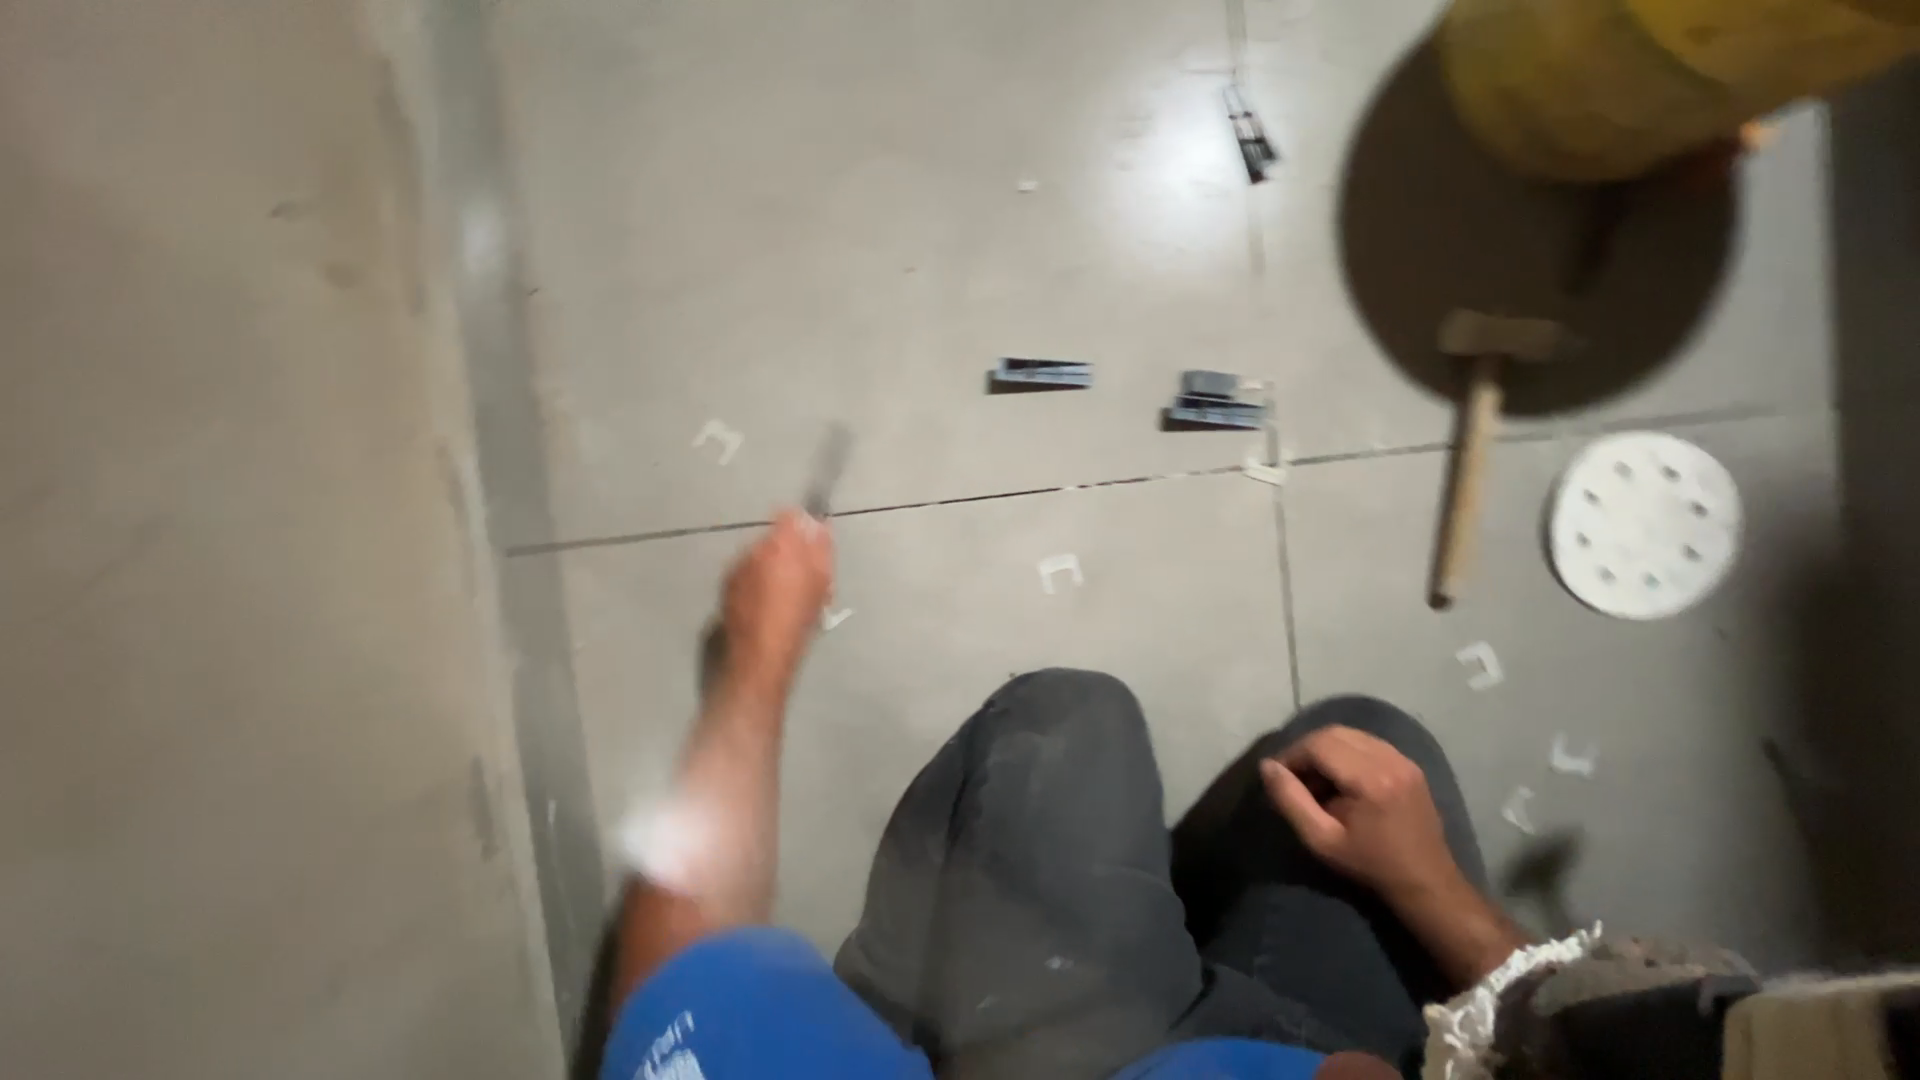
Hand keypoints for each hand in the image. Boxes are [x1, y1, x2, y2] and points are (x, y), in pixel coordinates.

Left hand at [720, 509, 833, 692]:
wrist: (760, 653)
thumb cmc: (798, 617)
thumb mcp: (822, 582)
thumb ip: (821, 547)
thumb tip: (820, 525)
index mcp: (780, 543)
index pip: (790, 515)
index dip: (803, 525)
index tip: (813, 541)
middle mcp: (753, 548)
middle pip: (774, 537)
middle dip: (788, 549)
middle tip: (805, 575)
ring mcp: (736, 567)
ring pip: (759, 556)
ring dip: (771, 566)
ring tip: (785, 594)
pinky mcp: (725, 587)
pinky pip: (746, 574)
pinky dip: (756, 582)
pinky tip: (767, 604)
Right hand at [1259, 726, 1460, 900]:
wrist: (1426, 882)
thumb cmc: (1369, 864)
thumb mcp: (1320, 839)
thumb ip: (1290, 800)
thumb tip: (1267, 766)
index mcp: (1370, 780)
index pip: (1318, 744)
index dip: (1291, 755)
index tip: (1280, 777)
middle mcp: (1390, 760)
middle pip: (1334, 733)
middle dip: (1307, 749)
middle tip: (1296, 777)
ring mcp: (1404, 760)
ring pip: (1351, 735)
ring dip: (1326, 749)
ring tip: (1317, 779)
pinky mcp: (1409, 765)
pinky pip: (1368, 743)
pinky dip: (1346, 752)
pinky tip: (1342, 779)